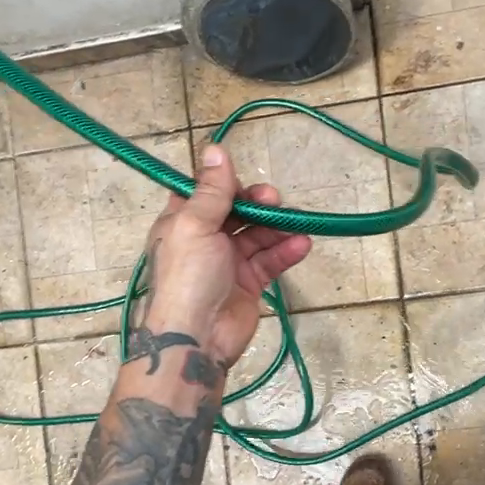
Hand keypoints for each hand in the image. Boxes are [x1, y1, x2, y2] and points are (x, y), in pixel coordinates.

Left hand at [135, 143, 312, 372]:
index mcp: (183, 222)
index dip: (226, 185)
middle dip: (257, 205)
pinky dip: (286, 252)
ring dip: (277, 227)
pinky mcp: (249, 284)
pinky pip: (270, 261)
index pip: (206, 194)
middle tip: (274, 201)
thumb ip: (211, 190)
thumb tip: (216, 148)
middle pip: (237, 212)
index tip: (245, 181)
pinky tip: (302, 245)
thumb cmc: (188, 275)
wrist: (196, 335)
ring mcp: (228, 263)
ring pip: (257, 236)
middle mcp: (205, 240)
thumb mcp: (195, 224)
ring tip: (296, 223)